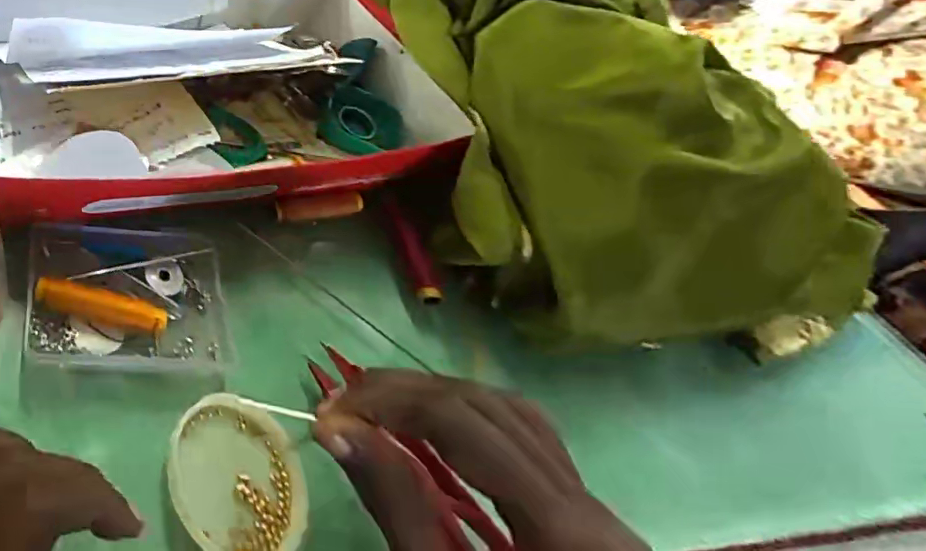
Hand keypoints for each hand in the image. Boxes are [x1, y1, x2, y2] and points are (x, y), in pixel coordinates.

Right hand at [314, 370, 645, 550]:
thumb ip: (396, 503)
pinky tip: (431, 430)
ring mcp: (596, 509)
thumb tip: (335, 427)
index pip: (458, 420)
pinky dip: (467, 420)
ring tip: (377, 407)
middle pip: (481, 406)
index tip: (329, 412)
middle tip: (341, 406)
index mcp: (565, 529)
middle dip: (401, 395)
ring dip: (431, 399)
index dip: (386, 401)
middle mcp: (593, 507)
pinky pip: (524, 439)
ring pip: (504, 412)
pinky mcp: (585, 516)